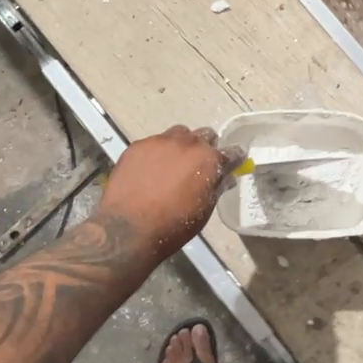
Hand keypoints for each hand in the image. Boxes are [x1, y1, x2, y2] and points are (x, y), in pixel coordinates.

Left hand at [96, 125, 243, 261]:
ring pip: (179, 134)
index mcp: (210, 160)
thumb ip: (215, 188)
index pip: (232, 152)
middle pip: (205, 135)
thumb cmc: (173, 225)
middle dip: (205, 148)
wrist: (128, 228)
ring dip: (181, 146)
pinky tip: (149, 170)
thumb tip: (223, 178)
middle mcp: (189, 143)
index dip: (234, 158)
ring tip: (172, 164)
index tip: (232, 163)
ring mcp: (161, 141)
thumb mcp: (204, 210)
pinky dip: (157, 153)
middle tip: (197, 166)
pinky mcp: (138, 145)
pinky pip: (154, 143)